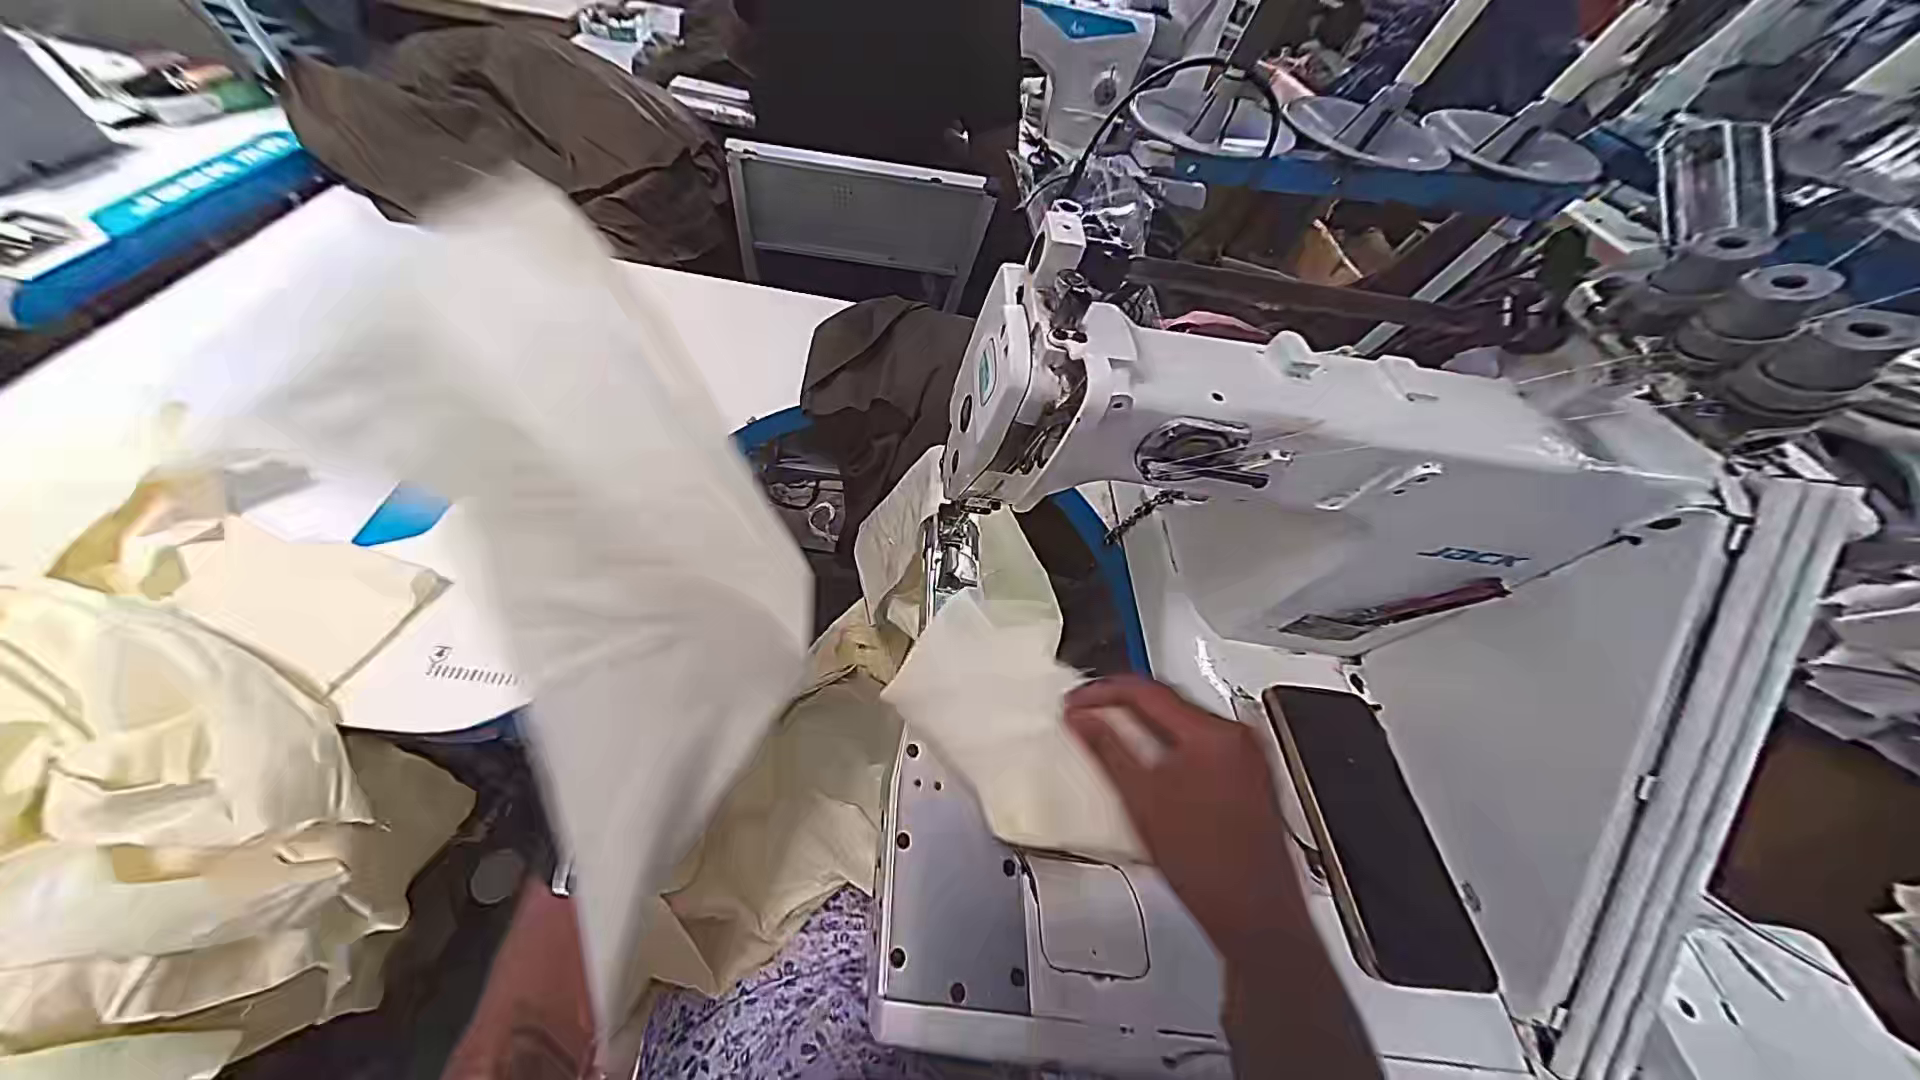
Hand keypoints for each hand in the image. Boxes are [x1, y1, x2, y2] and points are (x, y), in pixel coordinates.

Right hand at [1067, 677, 1384, 1078]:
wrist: (1256, 919)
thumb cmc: (1211, 872)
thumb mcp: (1140, 801)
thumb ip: (1106, 749)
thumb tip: (1082, 718)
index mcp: (1212, 736)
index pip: (1146, 691)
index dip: (1103, 692)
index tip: (1078, 701)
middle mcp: (1237, 737)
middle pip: (1166, 699)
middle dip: (1122, 703)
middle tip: (1088, 711)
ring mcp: (1248, 754)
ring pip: (1182, 718)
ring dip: (1144, 720)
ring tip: (1110, 731)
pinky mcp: (1250, 771)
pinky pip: (1200, 739)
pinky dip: (1168, 739)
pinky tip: (1146, 755)